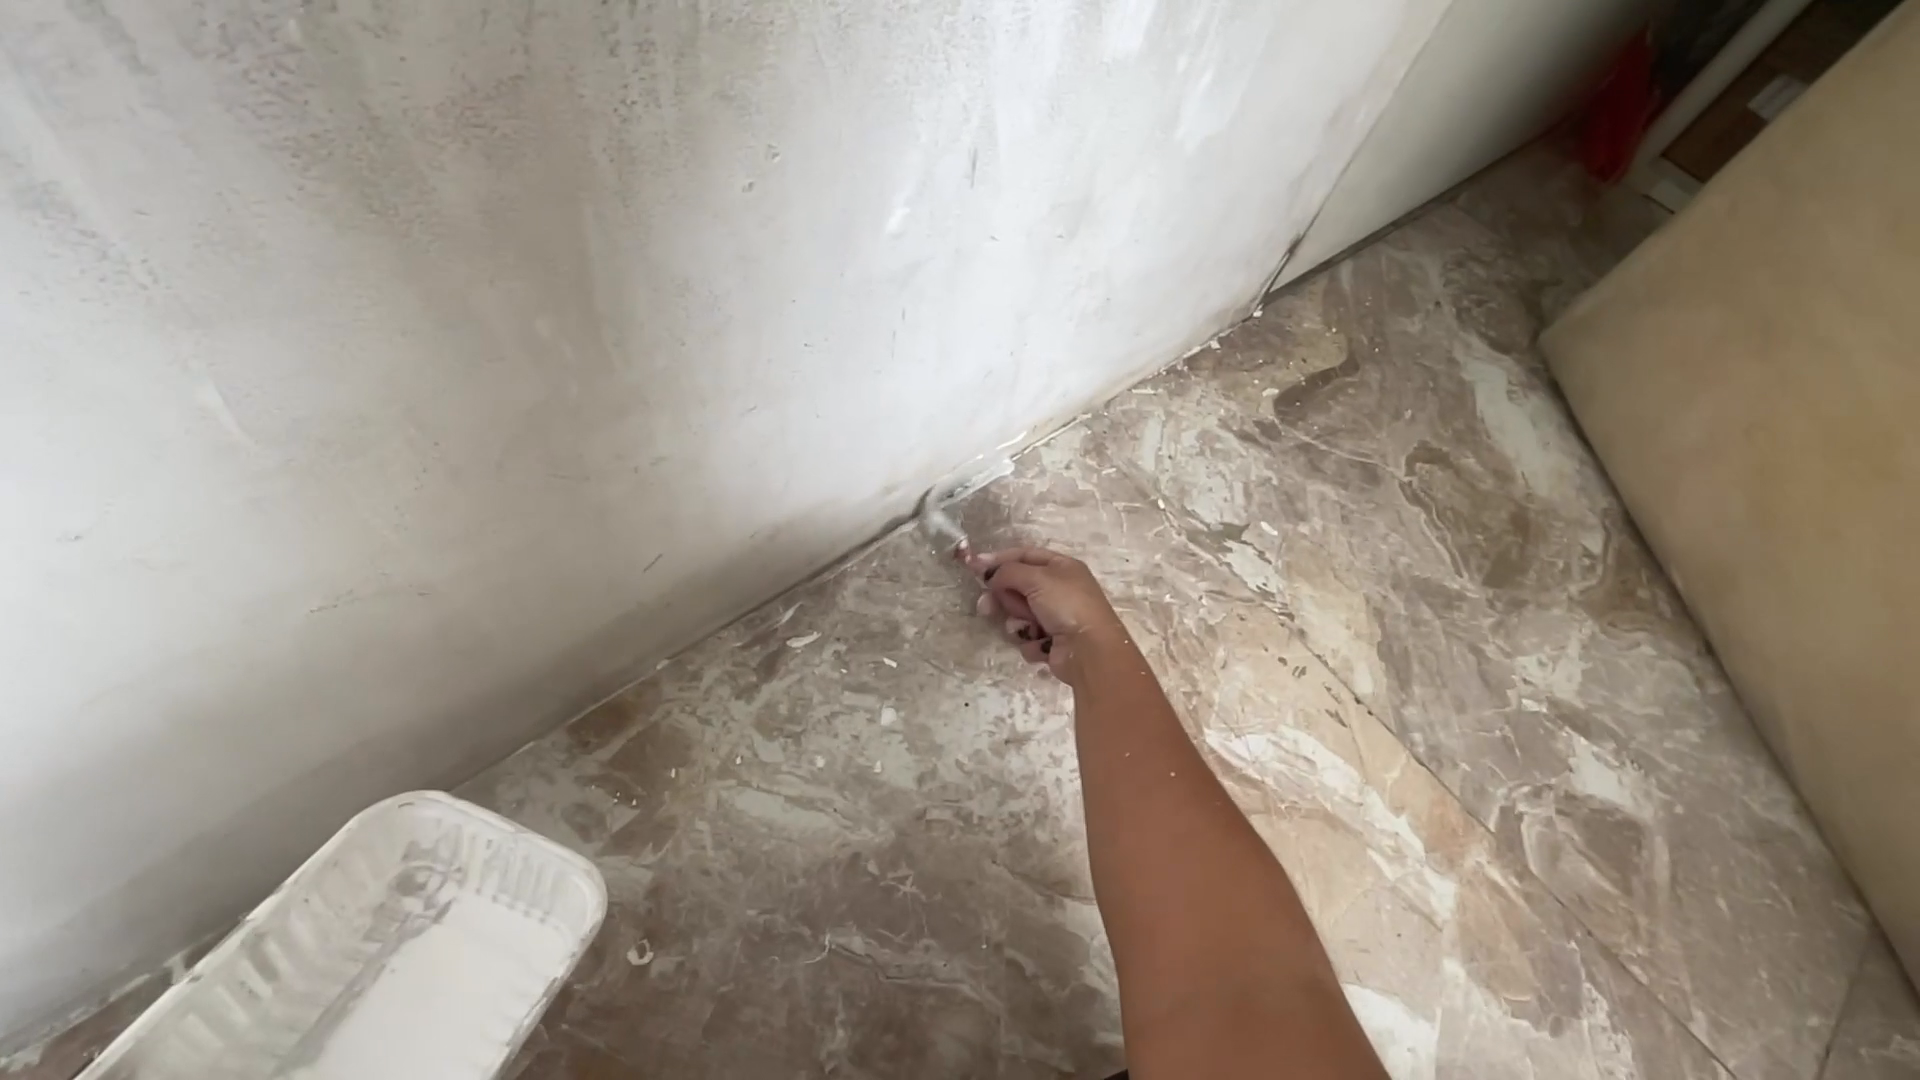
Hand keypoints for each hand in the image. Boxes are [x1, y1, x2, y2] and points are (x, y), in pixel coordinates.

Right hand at [964, 546, 1129, 682]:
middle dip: (1003, 597)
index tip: (974, 567)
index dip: (998, 560)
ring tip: (1027, 628)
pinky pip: (1028, 637)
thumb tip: (987, 572)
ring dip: (1018, 622)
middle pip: (1017, 587)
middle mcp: (1059, 589)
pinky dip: (1031, 641)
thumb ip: (1007, 571)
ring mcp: (1056, 617)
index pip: (1024, 555)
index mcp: (1061, 567)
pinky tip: (1042, 644)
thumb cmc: (1066, 605)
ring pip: (1019, 615)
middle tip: (986, 605)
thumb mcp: (1036, 578)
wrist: (1090, 651)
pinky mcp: (1051, 641)